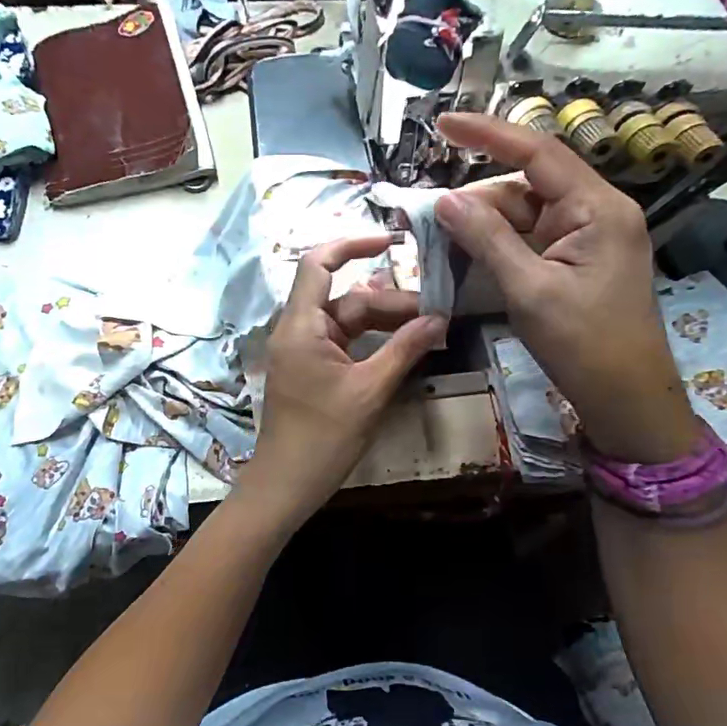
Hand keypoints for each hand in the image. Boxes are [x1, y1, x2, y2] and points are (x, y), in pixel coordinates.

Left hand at [238, 235, 446, 519]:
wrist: (287, 484)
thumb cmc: (324, 437)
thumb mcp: (371, 391)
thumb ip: (405, 349)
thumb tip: (440, 318)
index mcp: (301, 326)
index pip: (319, 264)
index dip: (353, 244)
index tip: (392, 241)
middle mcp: (298, 330)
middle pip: (345, 297)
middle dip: (390, 300)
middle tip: (434, 313)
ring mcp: (304, 351)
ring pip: (348, 320)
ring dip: (385, 321)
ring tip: (427, 327)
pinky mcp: (312, 370)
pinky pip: (345, 342)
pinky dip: (373, 341)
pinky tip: (404, 344)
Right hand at [434, 113, 701, 462]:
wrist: (625, 398)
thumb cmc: (585, 346)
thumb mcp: (530, 291)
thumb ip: (487, 240)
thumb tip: (445, 199)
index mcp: (597, 209)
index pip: (538, 154)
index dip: (489, 133)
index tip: (444, 122)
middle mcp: (595, 213)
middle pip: (526, 188)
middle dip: (477, 200)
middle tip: (428, 217)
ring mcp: (586, 239)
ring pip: (524, 216)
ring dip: (484, 227)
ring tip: (439, 243)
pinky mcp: (576, 262)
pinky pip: (530, 241)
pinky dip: (498, 248)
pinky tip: (466, 258)